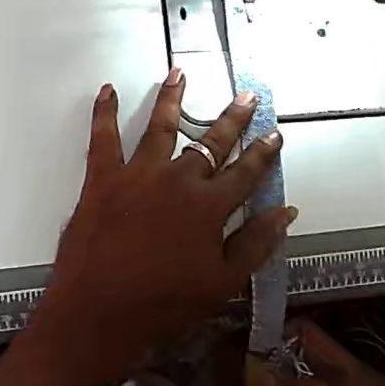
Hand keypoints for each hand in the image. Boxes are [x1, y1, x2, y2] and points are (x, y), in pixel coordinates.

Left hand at [23, 69, 293, 385]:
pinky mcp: (102, 179)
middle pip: (210, 142)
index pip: (245, 172)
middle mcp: (176, 180)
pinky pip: (102, 138)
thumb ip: (255, 243)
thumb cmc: (163, 303)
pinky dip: (103, 112)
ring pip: (159, 127)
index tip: (274, 133)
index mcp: (208, 206)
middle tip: (245, 97)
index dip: (262, 152)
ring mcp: (137, 175)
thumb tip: (285, 211)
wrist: (99, 312)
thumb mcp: (221, 282)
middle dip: (231, 118)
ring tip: (179, 73)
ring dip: (172, 98)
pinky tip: (107, 90)